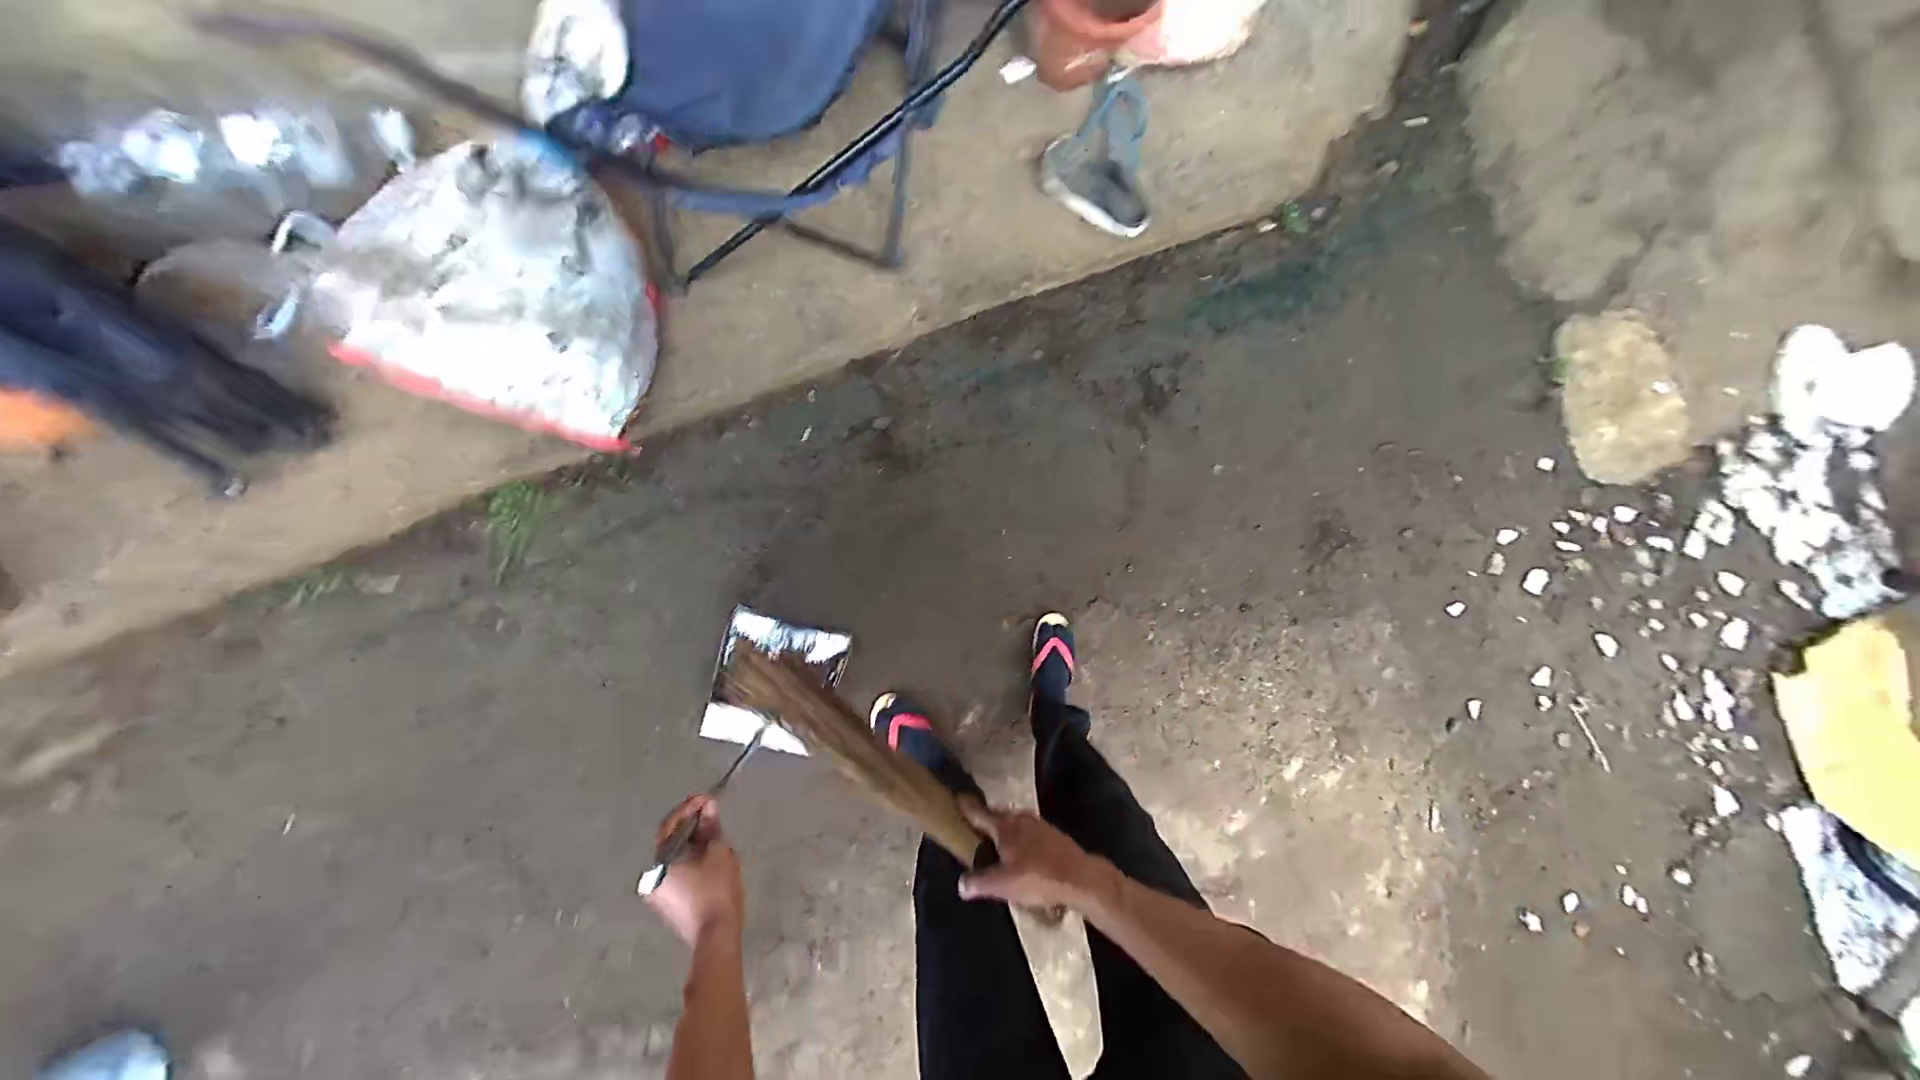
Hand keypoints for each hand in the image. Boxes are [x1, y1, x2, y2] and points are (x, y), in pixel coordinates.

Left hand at [644, 795, 744, 946]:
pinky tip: (708, 856)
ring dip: (692, 842)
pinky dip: (690, 859)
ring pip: (675, 856)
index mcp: (660, 861)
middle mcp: (652, 875)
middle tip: (712, 813)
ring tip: (714, 833)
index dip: (689, 808)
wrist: (716, 935)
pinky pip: (677, 871)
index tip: (707, 798)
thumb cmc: (717, 890)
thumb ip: (711, 827)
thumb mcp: (719, 852)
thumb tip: (708, 807)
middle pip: (671, 840)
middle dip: (692, 824)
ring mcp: (657, 892)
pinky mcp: (667, 903)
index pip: (670, 825)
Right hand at [957, 801, 1110, 909]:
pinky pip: (1029, 831)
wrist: (1080, 877)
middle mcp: (1020, 819)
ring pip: (1015, 821)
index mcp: (1004, 826)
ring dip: (1005, 827)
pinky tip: (1022, 850)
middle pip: (998, 815)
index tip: (956, 797)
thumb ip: (979, 882)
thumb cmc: (1037, 877)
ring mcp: (1039, 825)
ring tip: (997, 839)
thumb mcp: (1003, 885)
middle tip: (974, 824)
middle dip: (986, 818)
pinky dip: (1021, 836)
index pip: (979, 813)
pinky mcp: (1054, 835)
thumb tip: (961, 883)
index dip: (966, 806)